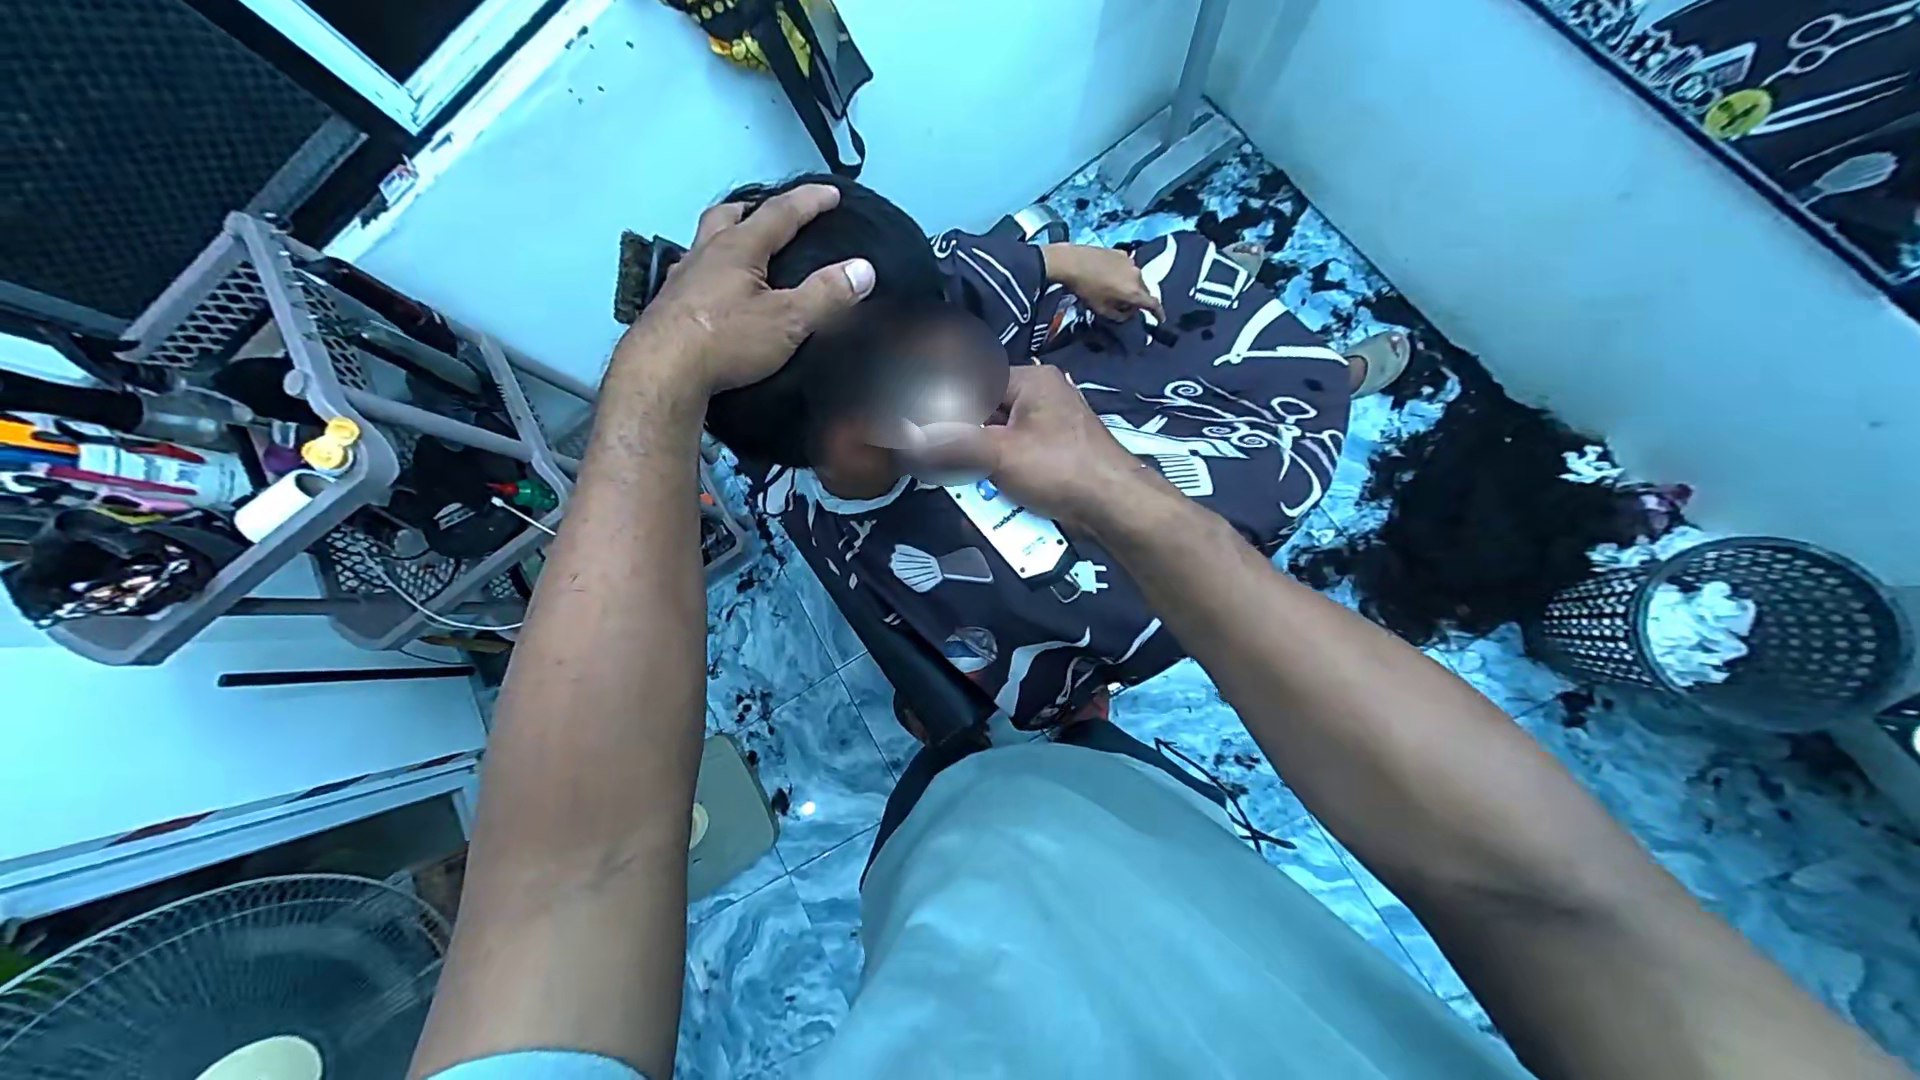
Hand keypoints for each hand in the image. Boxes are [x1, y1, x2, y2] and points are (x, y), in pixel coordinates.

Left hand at [620, 184, 876, 395]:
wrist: (664, 372)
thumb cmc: (726, 341)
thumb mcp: (788, 319)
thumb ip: (827, 294)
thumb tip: (863, 269)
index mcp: (738, 249)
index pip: (779, 214)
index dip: (809, 202)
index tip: (830, 194)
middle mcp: (706, 255)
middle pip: (729, 216)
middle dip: (755, 208)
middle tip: (772, 211)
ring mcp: (683, 280)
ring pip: (705, 243)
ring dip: (725, 237)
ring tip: (742, 248)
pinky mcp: (670, 308)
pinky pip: (692, 276)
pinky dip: (709, 273)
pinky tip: (714, 291)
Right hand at [921, 365, 1167, 530]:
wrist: (1115, 507)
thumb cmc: (1059, 468)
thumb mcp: (999, 453)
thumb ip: (950, 443)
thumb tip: (907, 434)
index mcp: (1031, 383)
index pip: (975, 381)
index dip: (945, 403)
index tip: (920, 427)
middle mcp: (1041, 400)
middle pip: (985, 414)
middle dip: (960, 441)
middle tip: (936, 459)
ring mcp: (1050, 431)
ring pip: (998, 442)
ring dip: (978, 464)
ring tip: (958, 479)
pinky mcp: (1055, 459)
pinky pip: (1016, 461)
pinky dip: (999, 477)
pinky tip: (987, 493)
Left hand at [1043, 244, 1165, 322]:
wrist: (1073, 262)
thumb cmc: (1086, 290)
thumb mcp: (1101, 310)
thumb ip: (1119, 315)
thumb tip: (1129, 314)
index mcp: (1134, 291)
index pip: (1153, 304)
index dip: (1158, 313)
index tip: (1160, 319)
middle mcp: (1137, 275)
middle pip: (1144, 291)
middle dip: (1138, 301)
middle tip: (1124, 307)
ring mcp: (1130, 261)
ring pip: (1136, 279)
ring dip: (1130, 287)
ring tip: (1114, 290)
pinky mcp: (1122, 252)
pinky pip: (1128, 268)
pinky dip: (1123, 275)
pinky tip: (1109, 276)